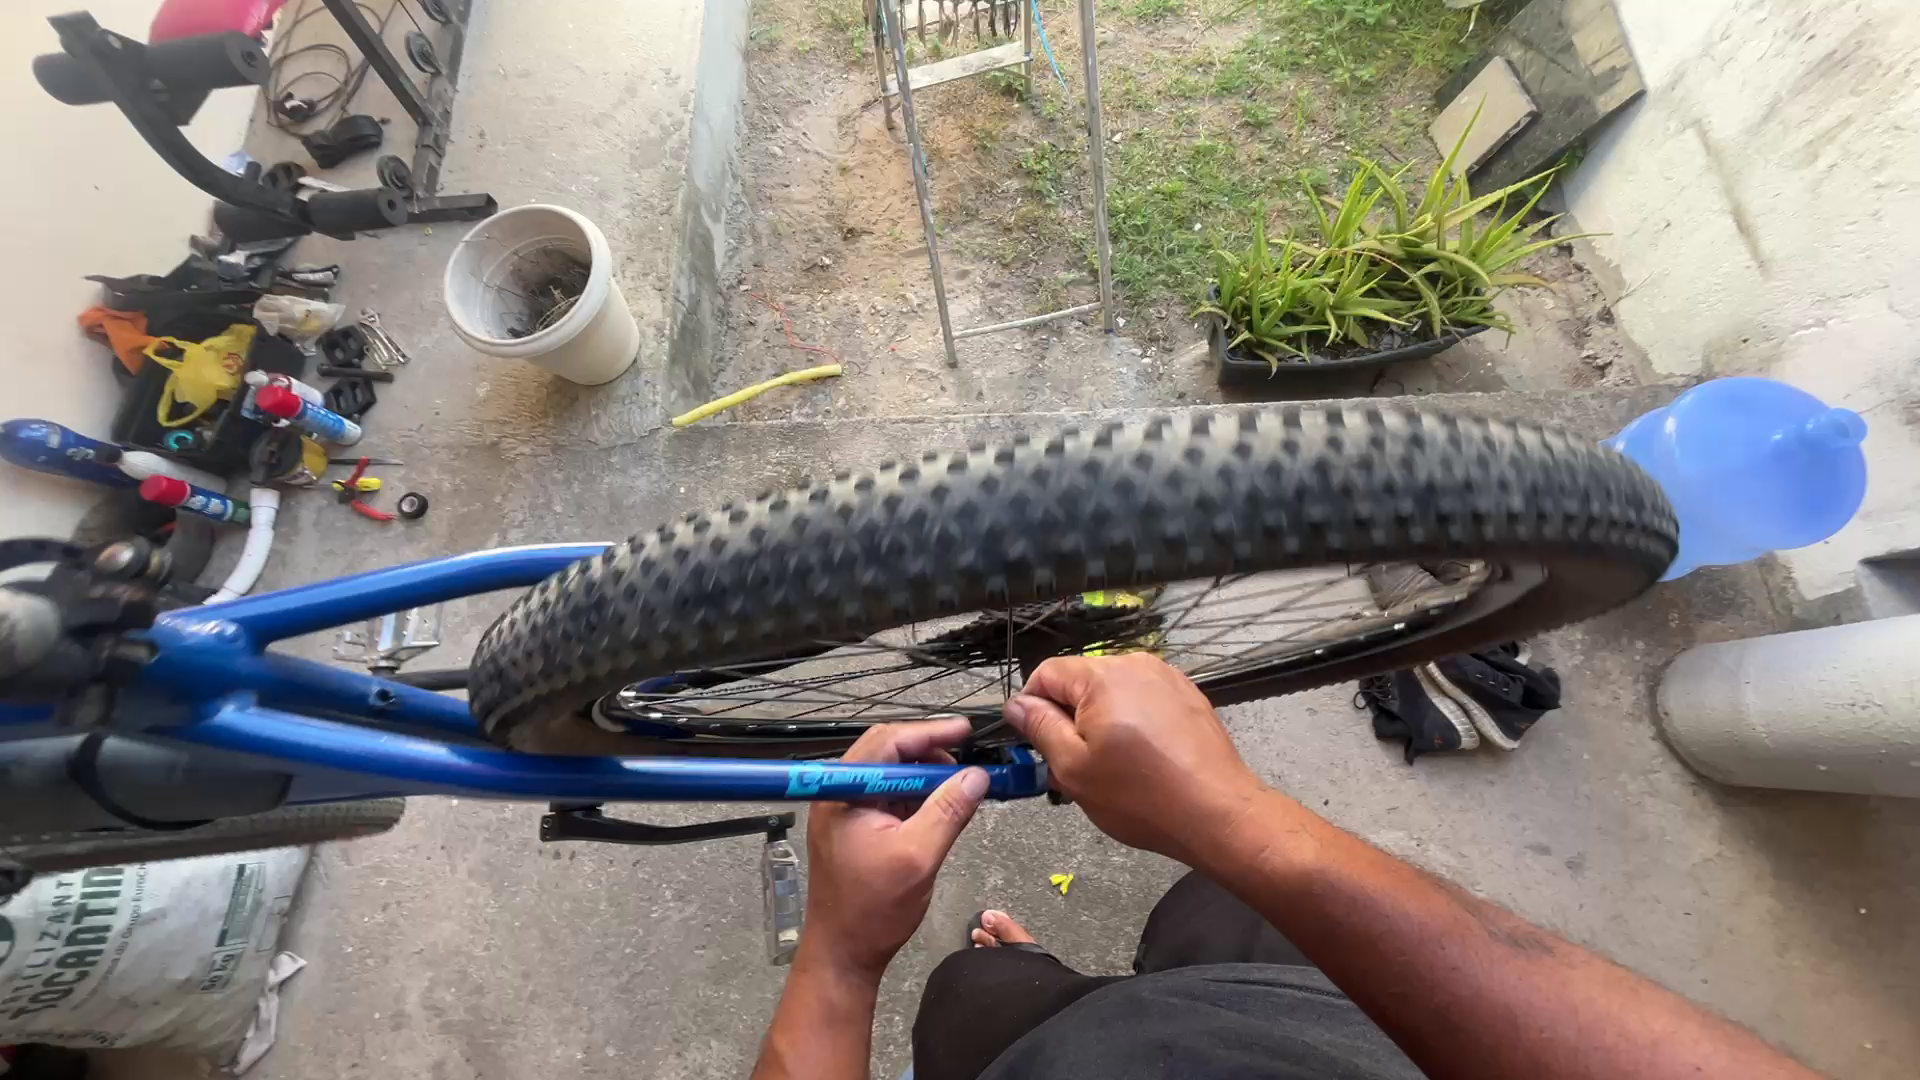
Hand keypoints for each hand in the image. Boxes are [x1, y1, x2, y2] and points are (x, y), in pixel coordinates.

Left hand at [799, 719, 988, 979]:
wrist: (842, 954)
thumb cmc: (871, 911)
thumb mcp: (918, 857)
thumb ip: (948, 810)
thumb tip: (977, 776)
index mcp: (843, 791)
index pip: (888, 741)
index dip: (930, 733)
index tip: (964, 731)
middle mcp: (839, 791)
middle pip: (888, 750)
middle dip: (929, 751)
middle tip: (965, 758)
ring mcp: (845, 807)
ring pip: (891, 771)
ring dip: (925, 774)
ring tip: (957, 785)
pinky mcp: (856, 823)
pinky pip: (890, 794)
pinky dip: (917, 794)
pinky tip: (940, 805)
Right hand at [1004, 653, 1269, 866]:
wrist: (1219, 814)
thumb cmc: (1142, 796)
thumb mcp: (1074, 767)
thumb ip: (1040, 727)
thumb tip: (1016, 704)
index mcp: (1103, 676)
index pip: (1047, 672)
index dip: (1032, 705)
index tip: (1036, 742)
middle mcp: (1135, 664)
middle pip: (1080, 682)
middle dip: (1068, 719)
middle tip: (1072, 767)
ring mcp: (1166, 678)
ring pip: (1111, 693)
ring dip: (1100, 723)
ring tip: (1110, 769)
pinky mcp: (1187, 696)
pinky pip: (1142, 700)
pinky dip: (1131, 724)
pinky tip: (1141, 761)